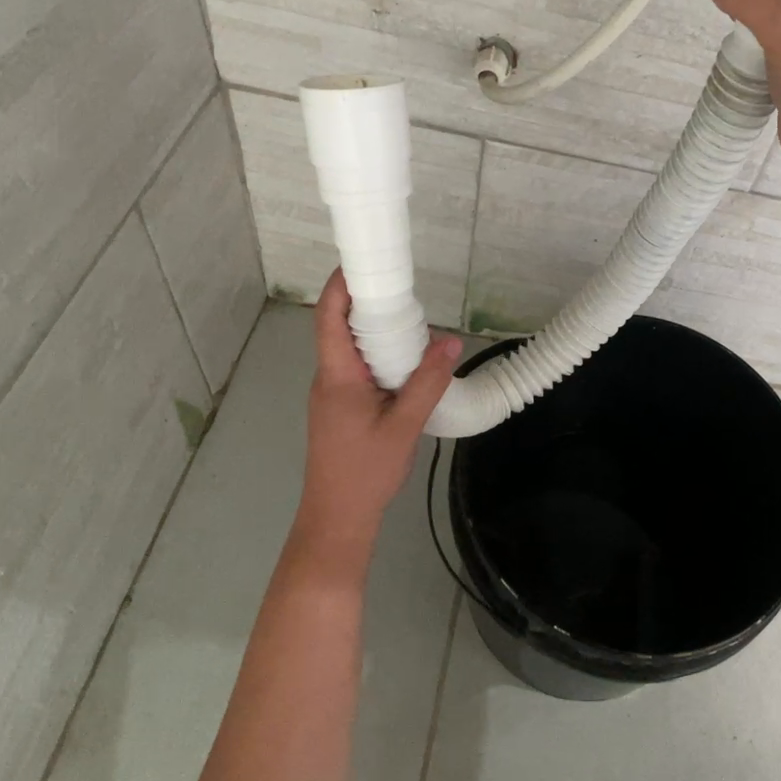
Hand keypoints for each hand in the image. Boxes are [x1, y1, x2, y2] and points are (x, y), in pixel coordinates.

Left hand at [295, 269, 462, 567]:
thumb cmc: (365, 471)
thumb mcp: (405, 425)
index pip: (329, 317)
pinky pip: (358, 369)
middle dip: (367, 303)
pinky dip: (379, 356)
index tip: (364, 262)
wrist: (337, 518)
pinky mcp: (340, 408)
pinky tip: (407, 364)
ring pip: (350, 350)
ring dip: (376, 332)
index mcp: (337, 376)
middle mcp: (329, 378)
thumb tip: (451, 342)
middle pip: (339, 327)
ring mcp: (332, 394)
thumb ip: (427, 382)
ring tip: (413, 323)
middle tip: (404, 289)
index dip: (340, 285)